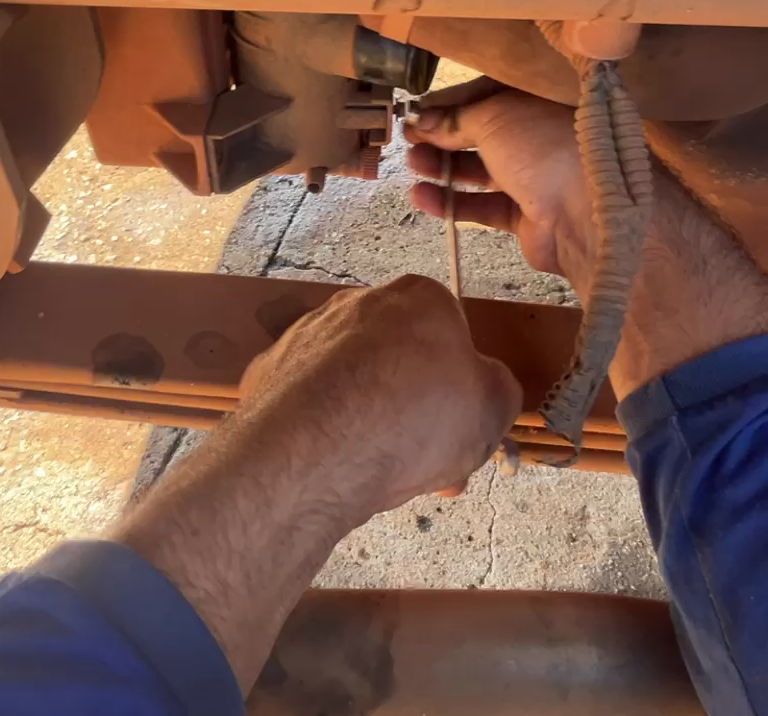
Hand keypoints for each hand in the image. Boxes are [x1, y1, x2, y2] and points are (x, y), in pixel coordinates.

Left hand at [234, 275, 521, 514]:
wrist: (314, 448)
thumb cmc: (415, 418)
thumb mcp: (493, 408)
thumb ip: (497, 388)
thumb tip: (485, 385)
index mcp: (419, 297)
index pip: (449, 333)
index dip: (459, 388)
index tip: (459, 432)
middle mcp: (361, 301)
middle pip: (399, 358)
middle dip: (414, 409)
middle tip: (423, 461)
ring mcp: (308, 330)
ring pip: (353, 379)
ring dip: (369, 418)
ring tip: (378, 471)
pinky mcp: (270, 366)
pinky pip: (309, 397)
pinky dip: (323, 424)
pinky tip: (330, 460)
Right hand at [402, 82, 767, 396]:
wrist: (588, 215)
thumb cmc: (546, 148)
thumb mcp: (495, 117)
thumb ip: (455, 119)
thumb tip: (424, 122)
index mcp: (539, 100)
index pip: (486, 95)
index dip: (449, 104)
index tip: (416, 112)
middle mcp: (539, 134)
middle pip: (480, 133)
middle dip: (441, 136)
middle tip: (407, 140)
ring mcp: (534, 176)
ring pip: (479, 170)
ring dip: (442, 167)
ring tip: (411, 165)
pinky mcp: (526, 214)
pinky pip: (483, 205)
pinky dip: (452, 202)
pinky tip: (422, 197)